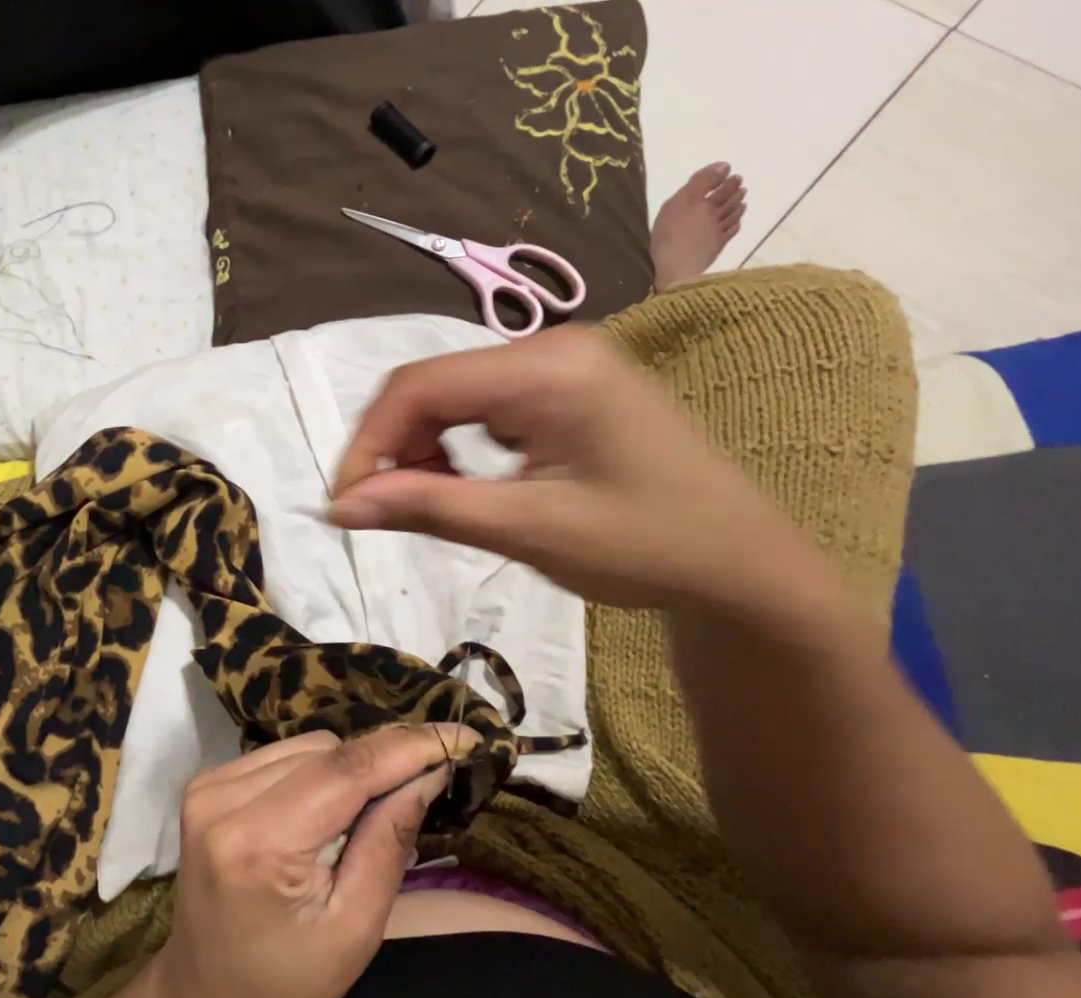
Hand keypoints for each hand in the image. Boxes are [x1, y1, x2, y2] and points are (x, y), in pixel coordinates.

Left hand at [145, 725, 458, 997]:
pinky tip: (327, 812)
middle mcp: (221, 799)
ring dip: (347, 768)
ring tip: (369, 813)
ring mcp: (206, 788)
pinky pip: (278, 757)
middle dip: (382, 761)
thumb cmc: (286, 984)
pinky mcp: (204, 787)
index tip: (465, 734)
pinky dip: (314, 773)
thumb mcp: (355, 927)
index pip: (344, 769)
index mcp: (256, 841)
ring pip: (303, 747)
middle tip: (429, 784)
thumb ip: (389, 839)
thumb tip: (430, 771)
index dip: (408, 746)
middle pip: (324, 751)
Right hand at [326, 325, 824, 616]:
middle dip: (394, 449)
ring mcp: (560, 365)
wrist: (741, 565)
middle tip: (385, 511)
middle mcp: (550, 348)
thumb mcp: (529, 530)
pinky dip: (454, 449)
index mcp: (548, 369)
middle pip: (431, 386)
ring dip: (422, 451)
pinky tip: (467, 487)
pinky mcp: (563, 389)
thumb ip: (430, 508)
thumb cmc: (646, 547)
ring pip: (450, 398)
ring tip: (432, 505)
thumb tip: (339, 507)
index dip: (368, 444)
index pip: (419, 386)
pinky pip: (480, 408)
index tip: (346, 504)